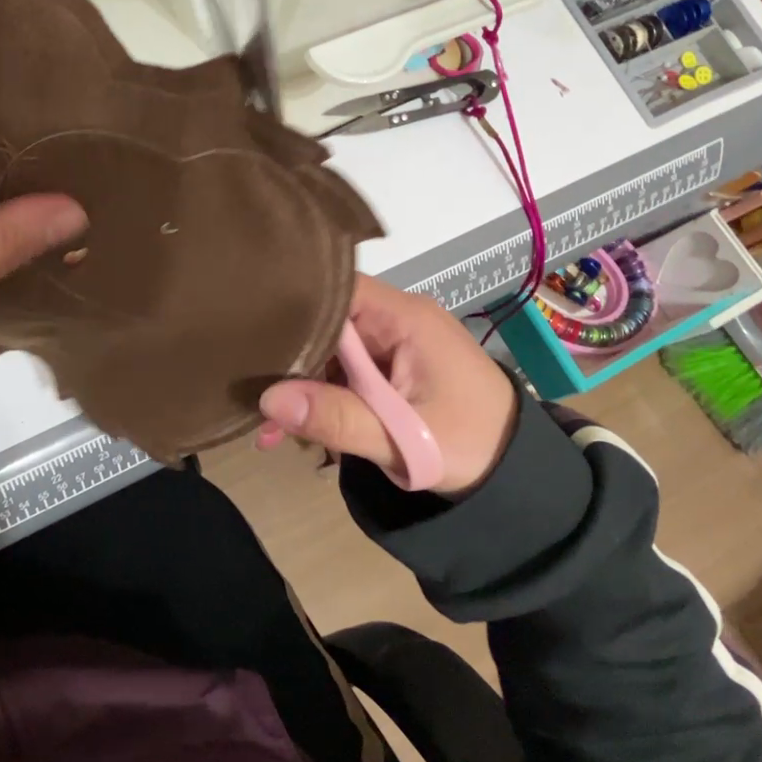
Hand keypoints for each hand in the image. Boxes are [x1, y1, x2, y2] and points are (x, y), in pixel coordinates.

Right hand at [256, 276, 517, 495]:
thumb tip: (268, 400)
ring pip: (326, 353)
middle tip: (247, 394)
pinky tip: (288, 432)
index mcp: (403, 318)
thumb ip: (336, 418)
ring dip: (297, 388)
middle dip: (286, 360)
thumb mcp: (400, 436)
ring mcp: (389, 346)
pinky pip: (340, 375)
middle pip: (324, 322)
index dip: (292, 305)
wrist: (515, 472)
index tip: (249, 331)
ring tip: (266, 429)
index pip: (334, 288)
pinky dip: (317, 400)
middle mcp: (394, 321)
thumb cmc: (468, 443)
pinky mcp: (387, 371)